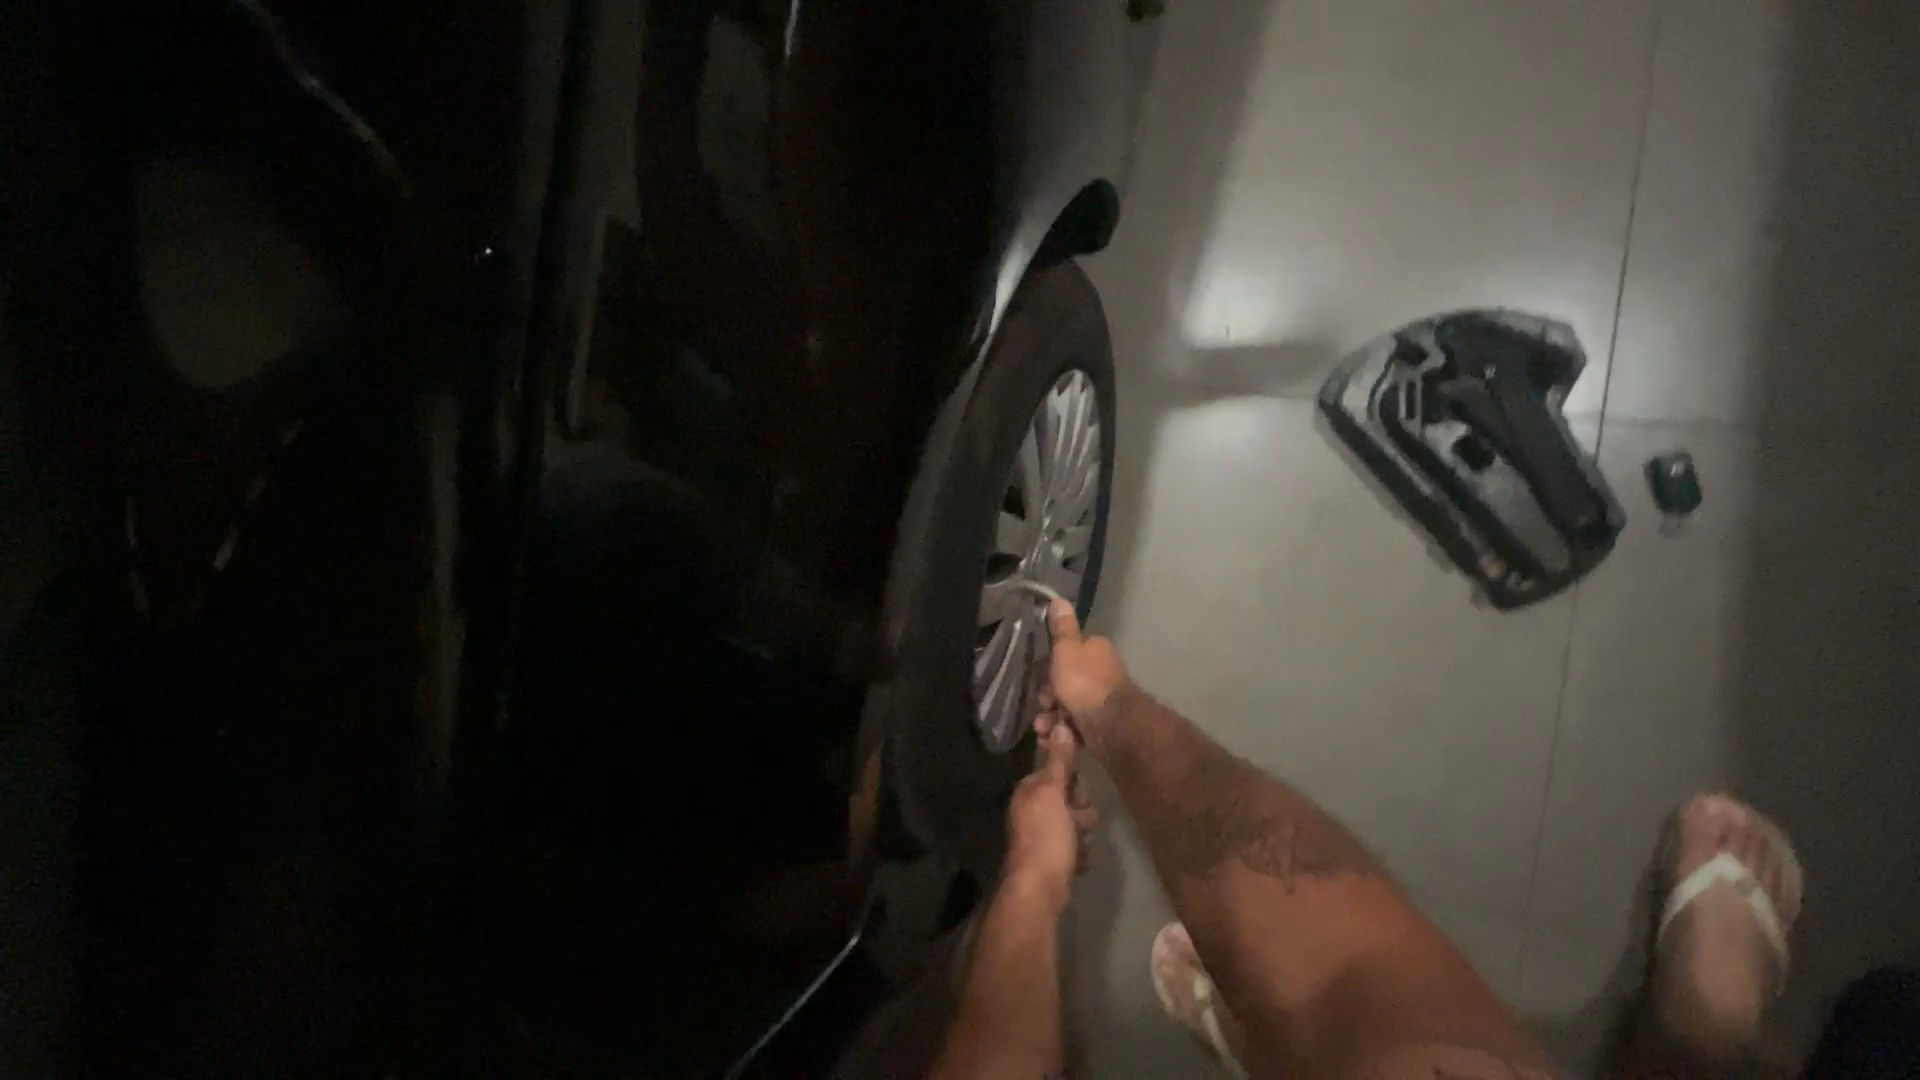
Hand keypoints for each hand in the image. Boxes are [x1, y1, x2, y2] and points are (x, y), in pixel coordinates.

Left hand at [1002, 722, 1096, 914]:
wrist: (1039, 889)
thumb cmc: (1045, 836)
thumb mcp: (1053, 792)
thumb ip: (1059, 760)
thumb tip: (1059, 723)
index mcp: (1029, 790)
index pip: (1059, 772)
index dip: (1073, 783)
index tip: (1077, 794)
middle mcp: (1031, 808)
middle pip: (1070, 798)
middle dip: (1080, 811)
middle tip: (1077, 823)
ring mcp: (1041, 834)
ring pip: (1075, 822)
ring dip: (1081, 834)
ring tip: (1077, 845)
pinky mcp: (1051, 856)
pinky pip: (1075, 846)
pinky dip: (1078, 853)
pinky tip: (1076, 861)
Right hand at [1042, 599, 1135, 746]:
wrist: (1110, 727)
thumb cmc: (1084, 683)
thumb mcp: (1067, 650)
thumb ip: (1061, 628)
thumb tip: (1058, 599)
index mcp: (1096, 651)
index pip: (1065, 654)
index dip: (1048, 667)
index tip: (1039, 678)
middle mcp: (1101, 674)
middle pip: (1063, 684)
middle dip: (1048, 699)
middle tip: (1043, 707)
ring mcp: (1101, 702)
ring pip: (1066, 709)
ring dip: (1051, 720)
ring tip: (1046, 730)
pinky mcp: (1100, 727)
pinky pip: (1074, 729)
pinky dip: (1062, 735)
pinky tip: (1055, 740)